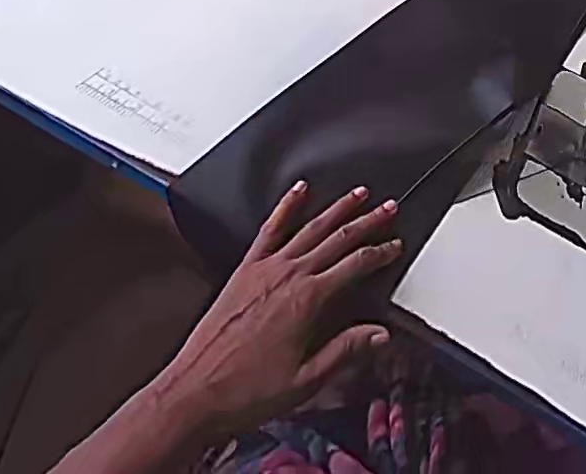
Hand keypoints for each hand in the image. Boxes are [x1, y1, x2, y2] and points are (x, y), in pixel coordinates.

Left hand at [52, 183, 401, 472]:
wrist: (191, 395)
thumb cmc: (244, 391)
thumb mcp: (305, 382)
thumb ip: (345, 351)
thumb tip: (379, 335)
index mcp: (309, 299)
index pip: (356, 265)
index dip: (380, 252)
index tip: (394, 245)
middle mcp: (290, 275)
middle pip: (340, 237)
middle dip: (369, 220)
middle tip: (389, 207)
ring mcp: (267, 267)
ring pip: (312, 226)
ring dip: (339, 208)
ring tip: (358, 193)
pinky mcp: (246, 268)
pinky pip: (270, 228)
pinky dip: (286, 206)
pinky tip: (298, 190)